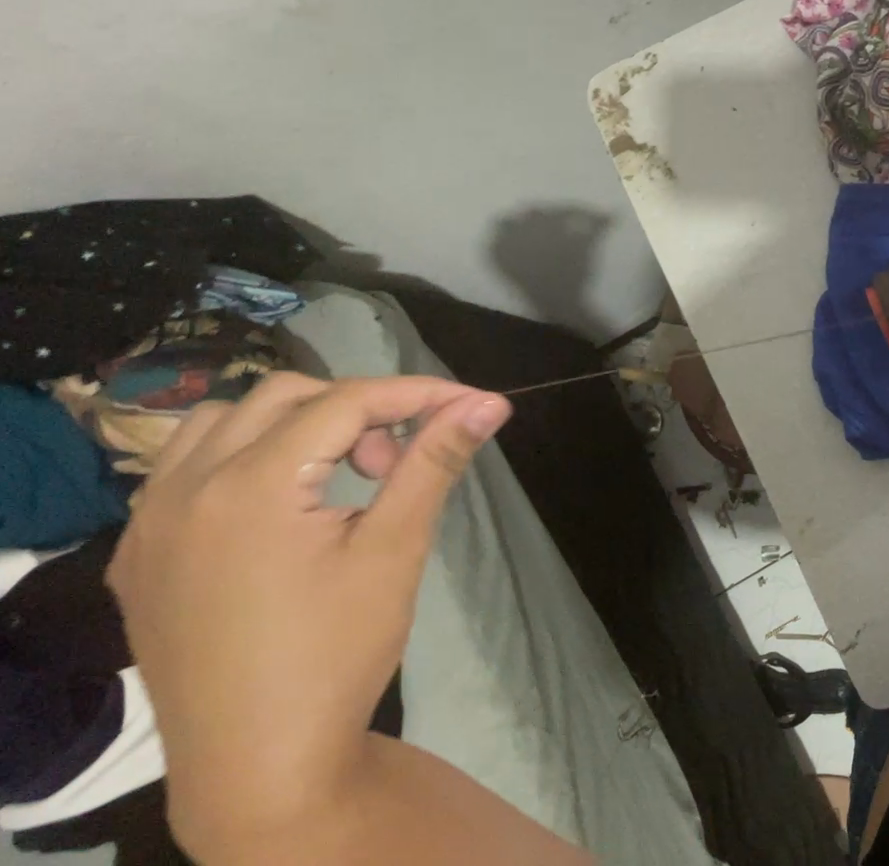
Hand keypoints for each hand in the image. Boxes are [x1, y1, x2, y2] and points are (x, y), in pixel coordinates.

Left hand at [108, 373, 510, 853]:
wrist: (259, 755)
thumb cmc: (339, 649)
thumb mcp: (397, 548)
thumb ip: (435, 462)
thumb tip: (489, 403)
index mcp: (252, 484)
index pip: (345, 402)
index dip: (418, 392)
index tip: (475, 403)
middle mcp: (185, 487)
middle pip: (281, 397)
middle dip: (358, 409)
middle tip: (400, 460)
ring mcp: (149, 523)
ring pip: (221, 423)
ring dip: (293, 424)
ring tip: (342, 476)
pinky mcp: (139, 556)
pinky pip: (184, 472)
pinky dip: (244, 459)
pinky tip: (285, 508)